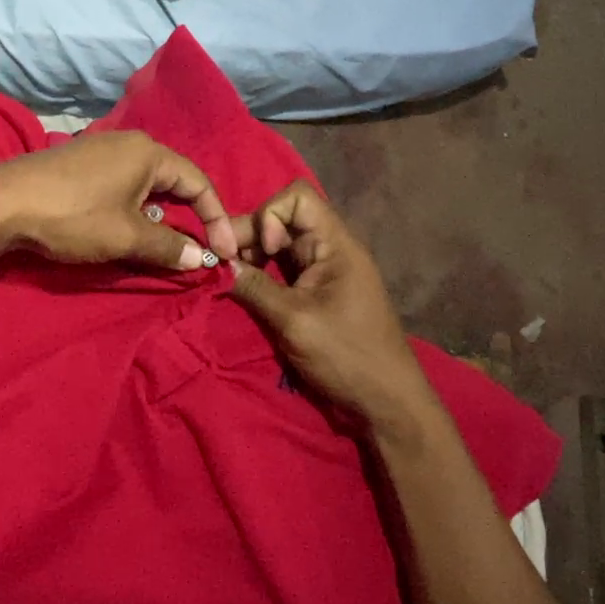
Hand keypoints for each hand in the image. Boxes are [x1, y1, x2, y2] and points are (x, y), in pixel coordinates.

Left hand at [0, 131, 236, 270]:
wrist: (1, 203)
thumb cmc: (72, 216)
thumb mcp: (126, 237)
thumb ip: (168, 247)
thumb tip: (198, 258)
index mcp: (148, 152)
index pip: (198, 183)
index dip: (216, 220)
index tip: (224, 254)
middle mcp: (128, 143)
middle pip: (172, 180)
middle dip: (188, 217)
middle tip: (195, 251)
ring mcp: (100, 150)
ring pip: (144, 184)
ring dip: (158, 216)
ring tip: (158, 246)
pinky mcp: (77, 163)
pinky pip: (120, 184)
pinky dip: (132, 208)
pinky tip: (120, 229)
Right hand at [225, 181, 431, 420]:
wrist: (387, 404)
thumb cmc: (347, 357)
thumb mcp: (294, 322)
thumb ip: (254, 288)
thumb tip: (217, 264)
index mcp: (337, 247)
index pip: (297, 199)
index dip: (270, 215)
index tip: (262, 250)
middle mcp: (330, 251)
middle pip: (283, 220)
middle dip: (249, 235)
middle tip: (221, 262)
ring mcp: (323, 273)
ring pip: (279, 246)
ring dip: (251, 256)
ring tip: (229, 277)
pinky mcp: (316, 294)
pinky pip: (283, 270)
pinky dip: (260, 274)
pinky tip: (243, 289)